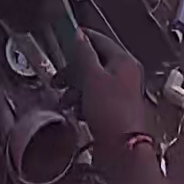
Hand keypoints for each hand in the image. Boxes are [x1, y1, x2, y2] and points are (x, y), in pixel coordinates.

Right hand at [73, 30, 147, 148]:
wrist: (123, 150)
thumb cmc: (109, 109)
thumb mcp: (92, 78)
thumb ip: (83, 54)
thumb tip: (77, 33)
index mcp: (123, 60)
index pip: (100, 40)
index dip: (81, 38)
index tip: (64, 38)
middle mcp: (125, 72)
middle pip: (95, 62)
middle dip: (74, 70)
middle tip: (57, 79)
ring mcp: (122, 91)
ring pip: (94, 81)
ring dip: (76, 88)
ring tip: (65, 100)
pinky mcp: (116, 109)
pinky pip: (97, 97)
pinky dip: (84, 101)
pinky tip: (76, 111)